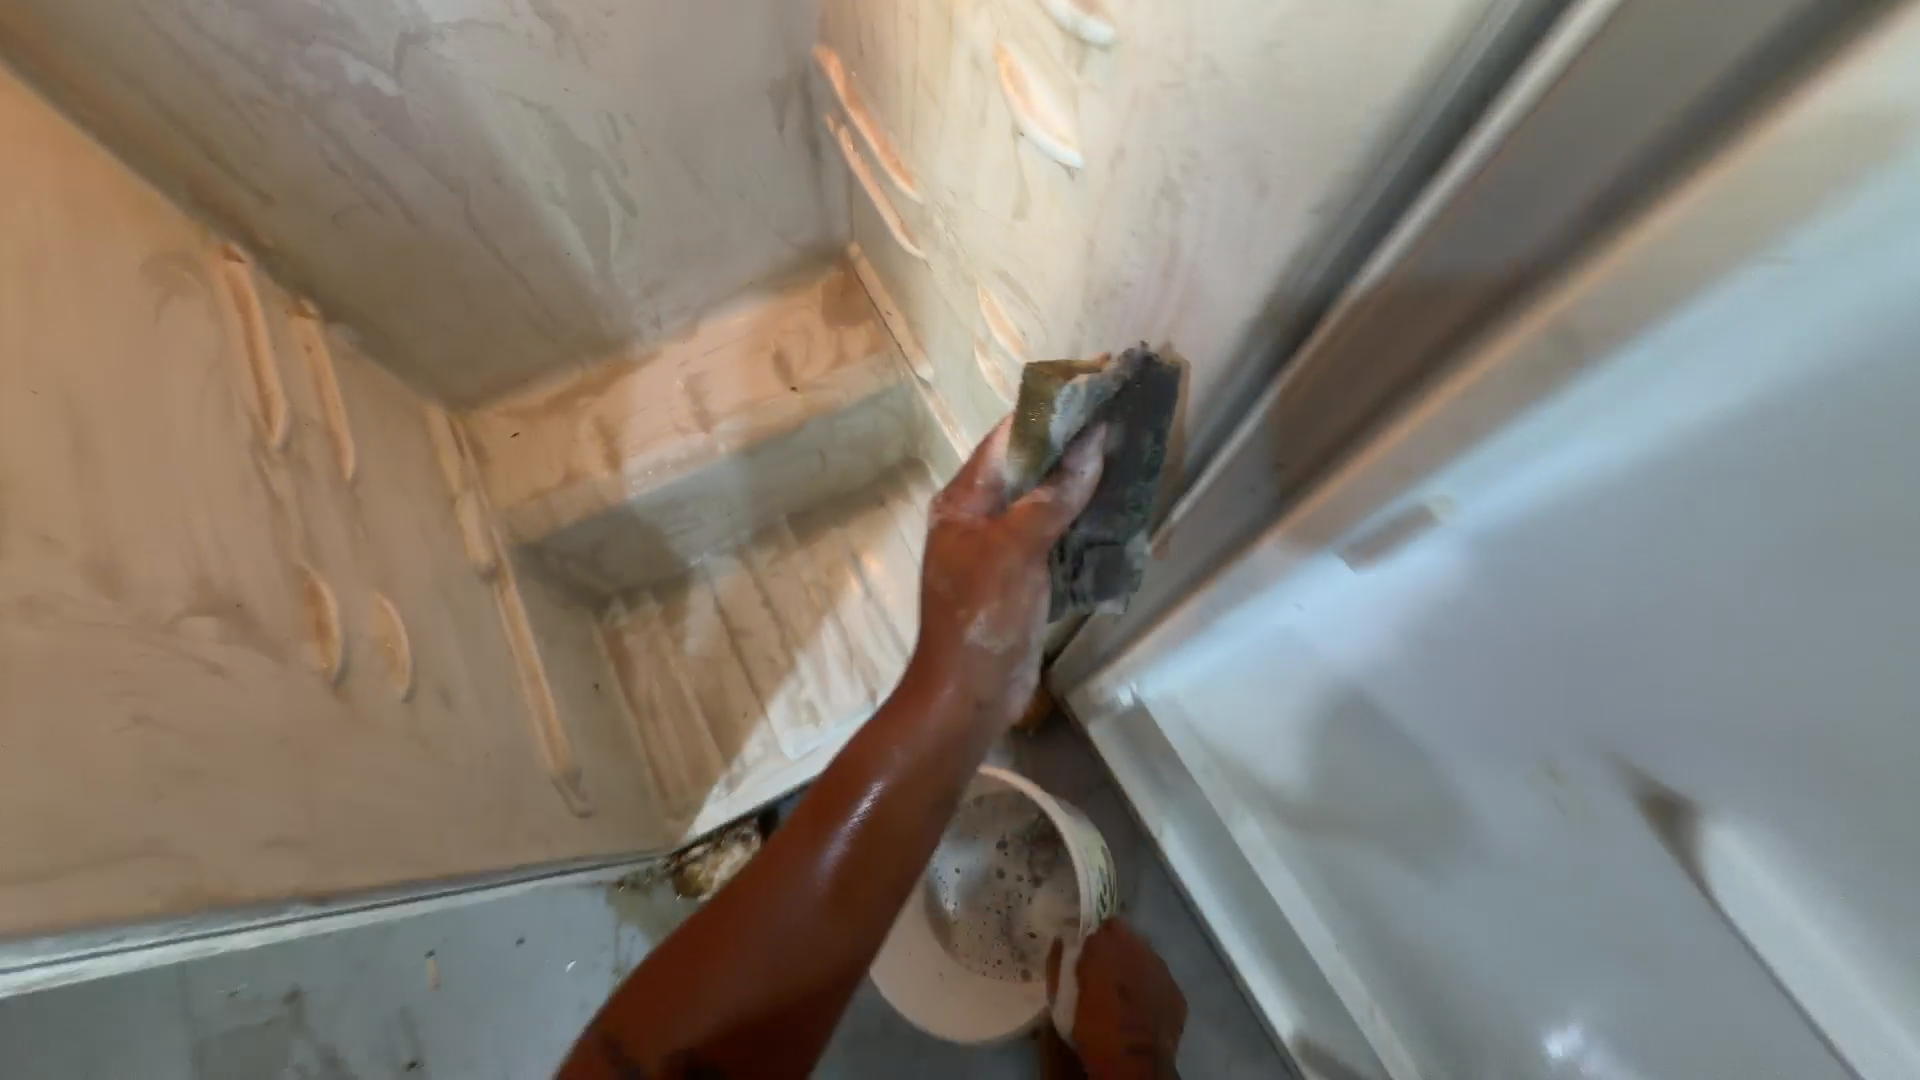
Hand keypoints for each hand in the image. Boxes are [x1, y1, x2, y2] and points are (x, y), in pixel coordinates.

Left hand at [910, 417, 1104, 732]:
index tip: (1092, 386)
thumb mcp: (1015, 549)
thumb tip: (1092, 443)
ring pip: (1045, 502)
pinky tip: (1116, 507)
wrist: (971, 693)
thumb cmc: (982, 615)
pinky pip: (1055, 537)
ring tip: (1127, 453)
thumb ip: (1052, 497)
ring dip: (1080, 482)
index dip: (1048, 412)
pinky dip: (1081, 522)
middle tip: (1119, 417)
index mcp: (963, 501)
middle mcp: (980, 517)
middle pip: (1028, 468)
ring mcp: (1002, 548)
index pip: (1006, 440)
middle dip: (1070, 445)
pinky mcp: (1023, 577)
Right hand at [1047, 920, 1186, 1078]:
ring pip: (1147, 957)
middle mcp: (1138, 947)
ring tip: (1126, 993)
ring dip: (1136, 967)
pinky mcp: (1177, 992)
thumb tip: (1061, 940)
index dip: (1096, 939)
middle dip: (1117, 949)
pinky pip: (1161, 981)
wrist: (1133, 1065)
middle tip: (1106, 973)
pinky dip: (1152, 989)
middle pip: (1128, 937)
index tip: (1089, 955)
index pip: (1103, 925)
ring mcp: (1162, 969)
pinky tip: (1144, 1008)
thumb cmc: (1092, 1029)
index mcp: (1106, 943)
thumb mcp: (1062, 997)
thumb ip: (1058, 962)